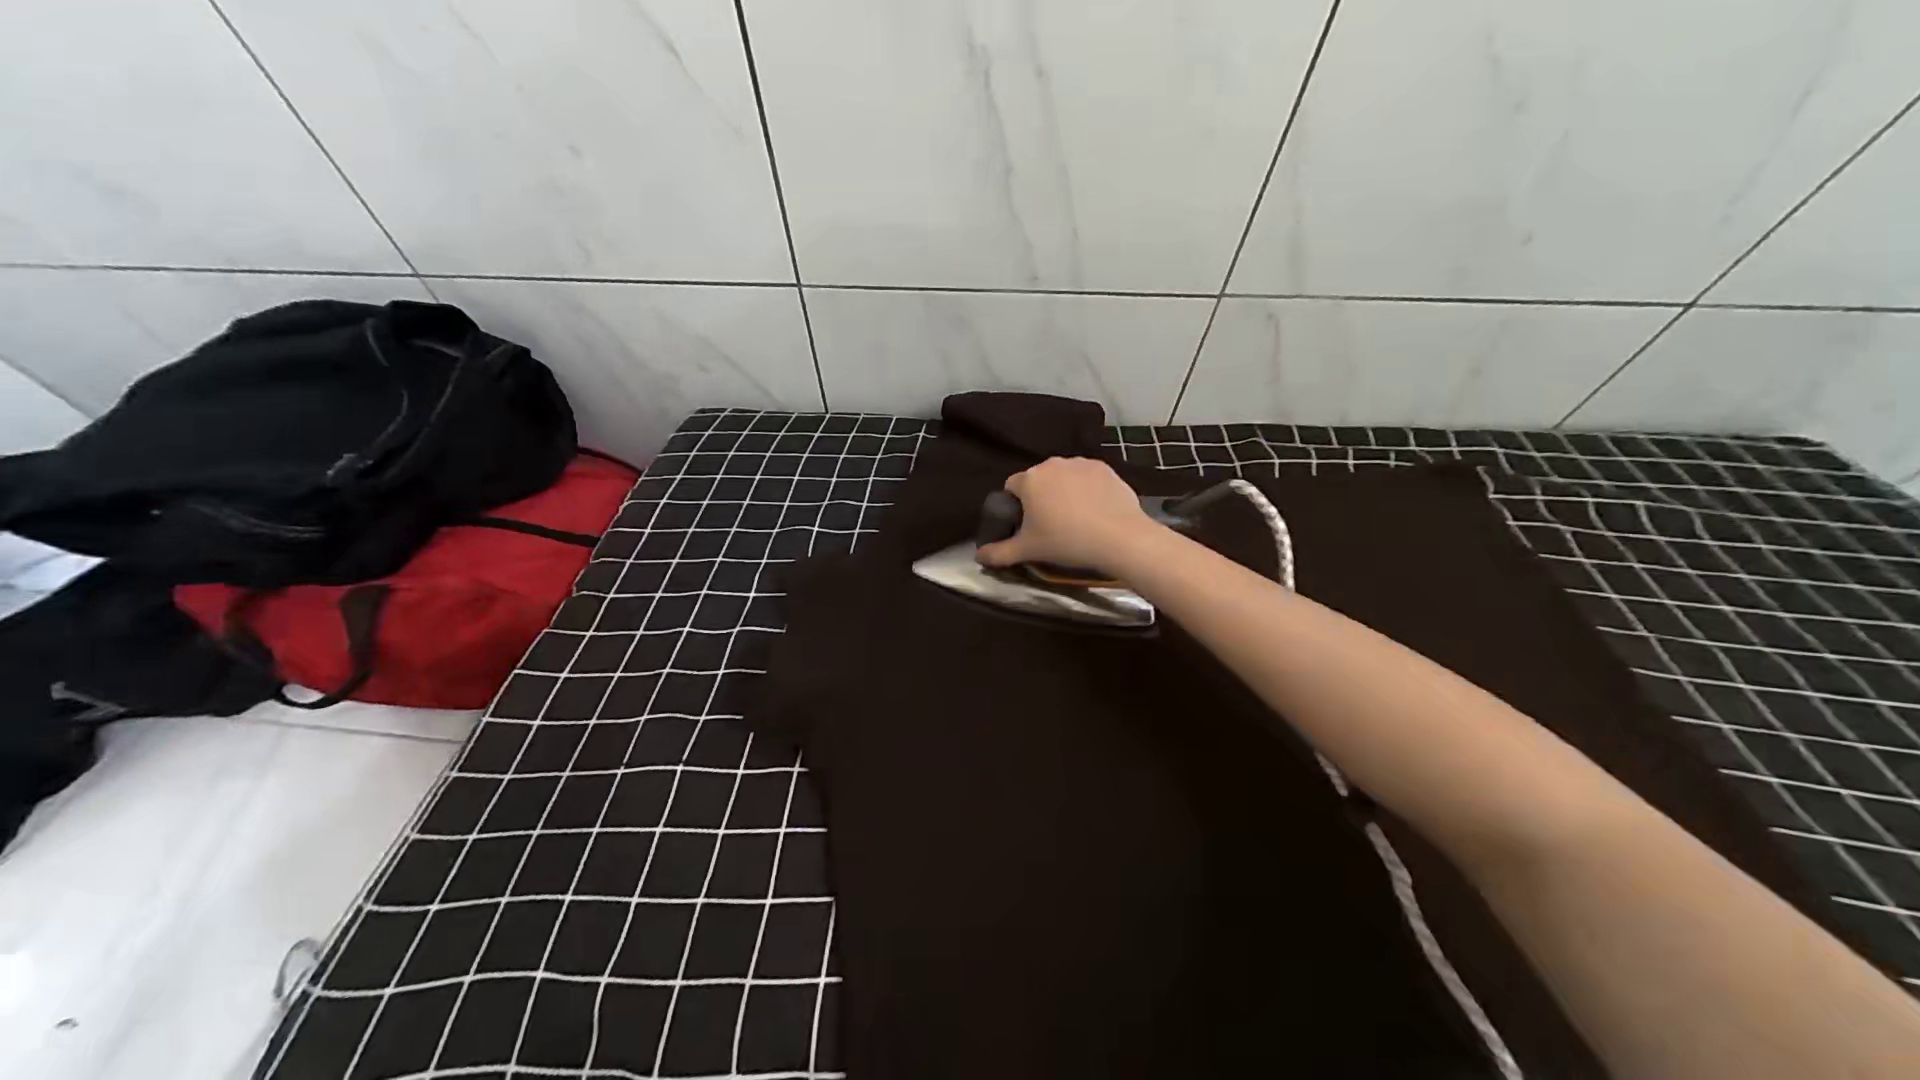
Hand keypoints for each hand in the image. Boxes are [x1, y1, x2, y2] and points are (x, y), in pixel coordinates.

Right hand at [976, 457, 1159, 572]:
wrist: (1119, 537)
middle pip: (1038, 480)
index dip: (1015, 506)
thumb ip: (999, 552)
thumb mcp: (1028, 550)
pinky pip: (1088, 478)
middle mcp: (1052, 464)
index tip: (1026, 525)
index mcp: (1029, 479)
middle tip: (1050, 525)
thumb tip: (978, 556)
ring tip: (1075, 519)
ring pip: (1064, 477)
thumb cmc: (1067, 541)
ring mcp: (1081, 463)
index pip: (1011, 486)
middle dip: (1040, 497)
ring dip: (1064, 492)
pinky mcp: (1106, 468)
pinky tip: (1095, 511)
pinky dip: (1087, 490)